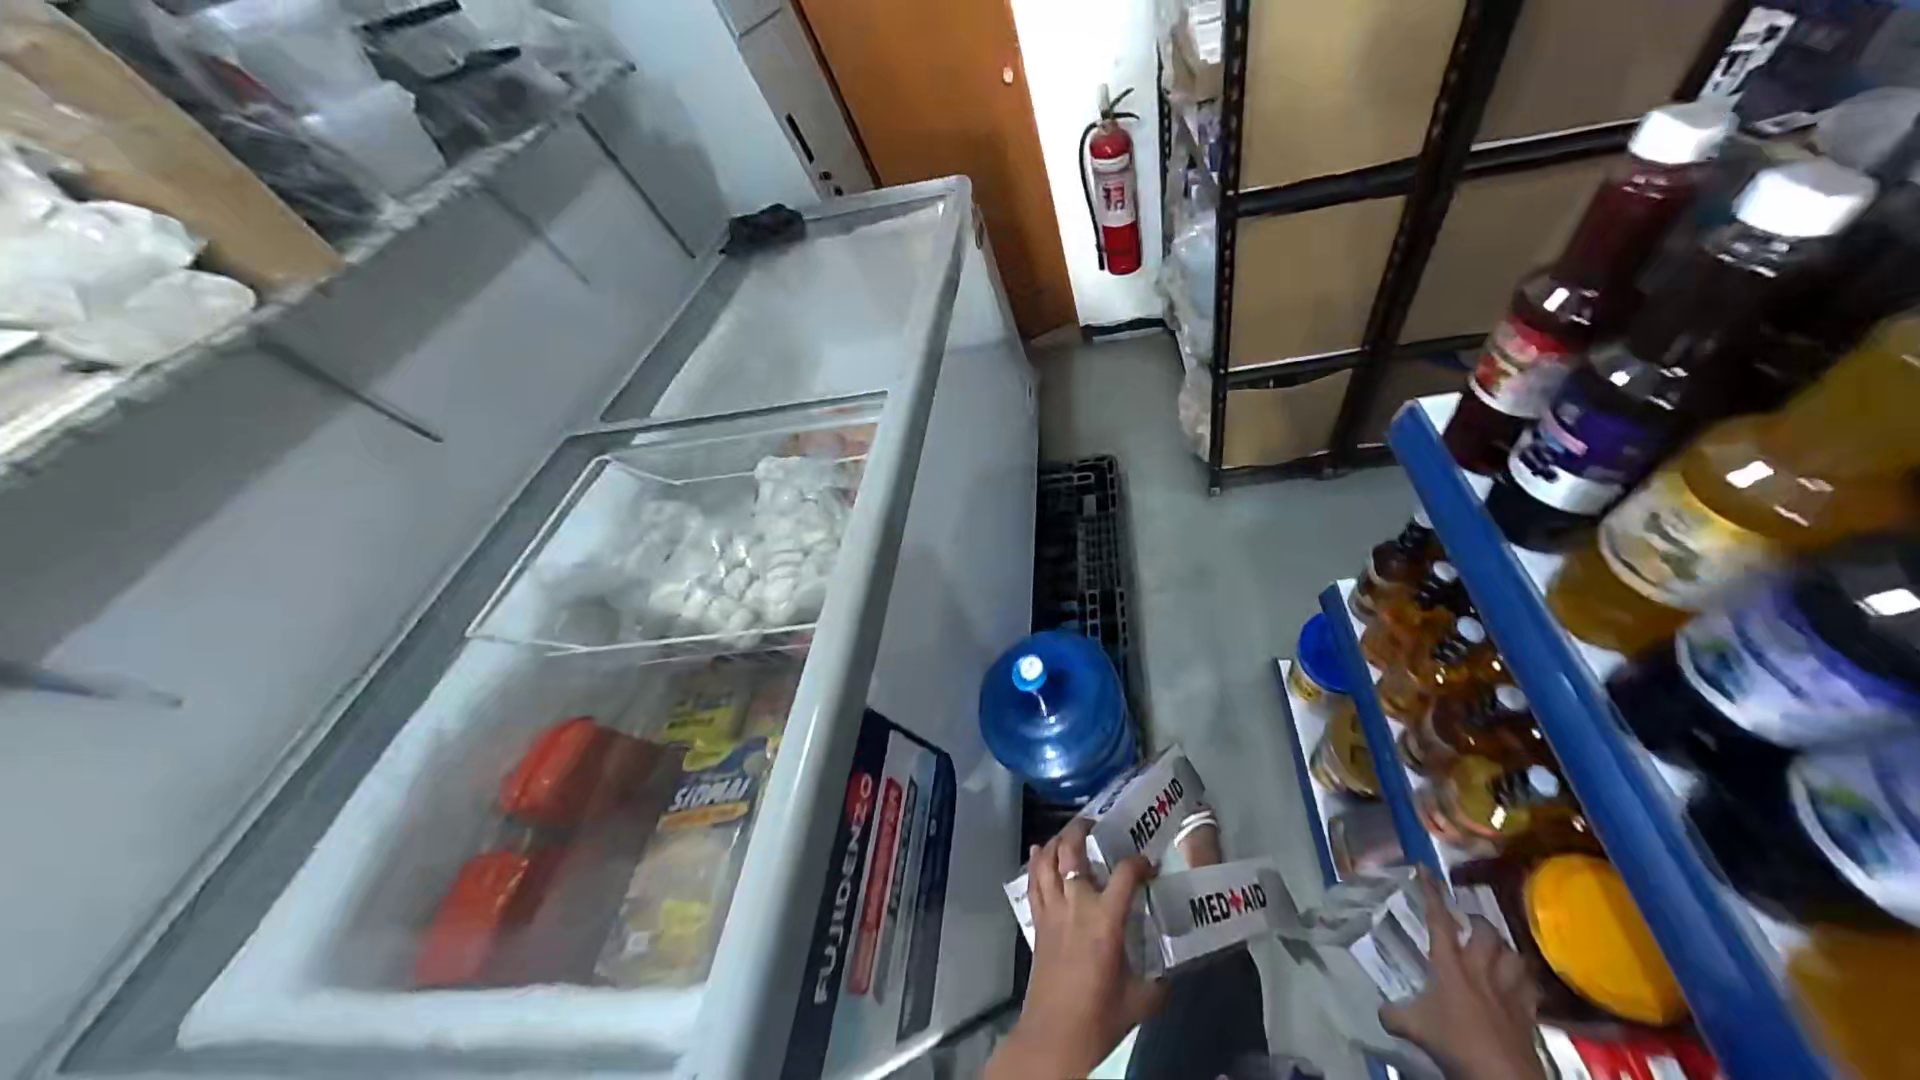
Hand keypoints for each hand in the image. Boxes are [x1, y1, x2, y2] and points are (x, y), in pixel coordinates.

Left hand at [985, 819, 1167, 1079]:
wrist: (1055, 1035)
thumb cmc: (1100, 1016)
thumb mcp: (1142, 1000)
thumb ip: (1160, 979)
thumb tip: (1171, 967)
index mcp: (1105, 920)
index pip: (1125, 875)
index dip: (1140, 863)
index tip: (1149, 865)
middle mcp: (1075, 904)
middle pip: (1072, 852)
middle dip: (1082, 829)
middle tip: (1095, 823)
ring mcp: (1052, 910)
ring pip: (1047, 860)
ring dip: (1057, 840)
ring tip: (1068, 831)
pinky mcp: (1037, 921)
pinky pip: (1033, 882)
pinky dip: (1036, 862)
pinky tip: (1040, 851)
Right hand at [1379, 870, 1544, 1079]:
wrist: (1503, 1077)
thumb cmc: (1455, 1043)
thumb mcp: (1412, 1027)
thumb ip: (1392, 1013)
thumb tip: (1381, 1010)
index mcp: (1450, 965)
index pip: (1438, 920)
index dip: (1431, 893)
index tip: (1425, 869)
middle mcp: (1481, 971)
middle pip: (1486, 933)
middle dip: (1478, 922)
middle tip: (1468, 923)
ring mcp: (1509, 992)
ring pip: (1514, 956)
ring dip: (1505, 949)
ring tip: (1497, 949)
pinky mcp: (1528, 1014)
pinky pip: (1532, 988)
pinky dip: (1526, 981)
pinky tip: (1521, 984)